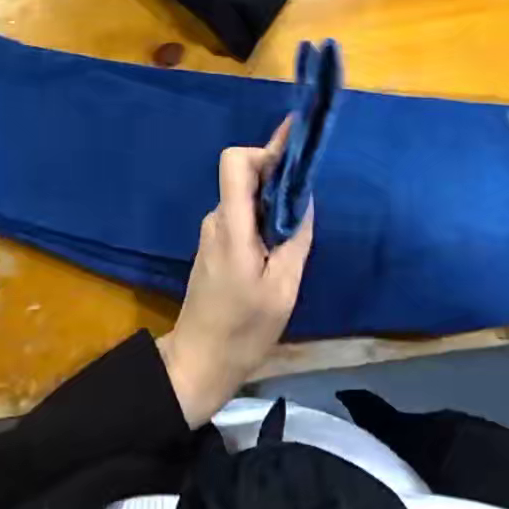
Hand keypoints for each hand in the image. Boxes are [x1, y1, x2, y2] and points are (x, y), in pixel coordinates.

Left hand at [158, 119, 314, 427]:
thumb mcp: (283, 288)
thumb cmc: (244, 329)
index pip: (236, 162)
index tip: (295, 147)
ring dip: (272, 199)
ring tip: (299, 222)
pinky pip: (242, 216)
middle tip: (309, 189)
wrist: (200, 361)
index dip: (265, 148)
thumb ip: (295, 238)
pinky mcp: (216, 246)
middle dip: (277, 174)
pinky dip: (263, 217)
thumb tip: (304, 199)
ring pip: (246, 197)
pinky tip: (281, 242)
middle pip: (244, 175)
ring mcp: (213, 233)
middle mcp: (218, 220)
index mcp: (232, 225)